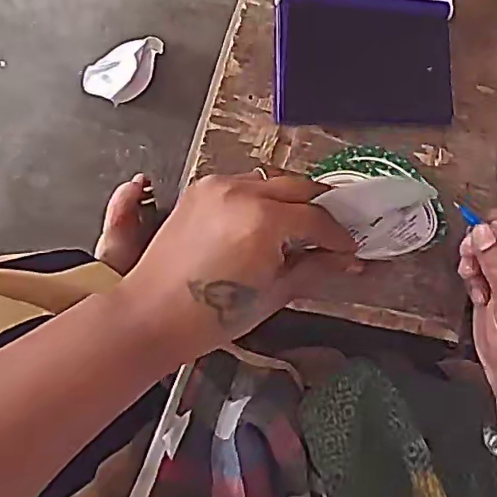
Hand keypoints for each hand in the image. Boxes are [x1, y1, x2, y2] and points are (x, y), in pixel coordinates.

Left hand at [113, 171, 358, 360]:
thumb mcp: (274, 293)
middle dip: (319, 210)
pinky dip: (262, 196)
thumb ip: (315, 268)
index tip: (347, 248)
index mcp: (263, 221)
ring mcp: (219, 186)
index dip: (338, 235)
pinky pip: (246, 182)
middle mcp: (242, 193)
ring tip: (298, 227)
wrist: (148, 317)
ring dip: (291, 198)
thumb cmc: (207, 316)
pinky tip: (265, 221)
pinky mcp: (202, 187)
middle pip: (300, 188)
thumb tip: (346, 261)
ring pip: (273, 179)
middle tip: (331, 233)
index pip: (316, 218)